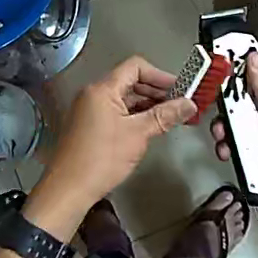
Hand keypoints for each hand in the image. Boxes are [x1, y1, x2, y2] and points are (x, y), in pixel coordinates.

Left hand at [33, 56, 196, 233]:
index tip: (180, 89)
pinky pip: (116, 110)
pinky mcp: (89, 124)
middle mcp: (94, 93)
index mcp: (103, 89)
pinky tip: (150, 127)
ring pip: (123, 97)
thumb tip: (190, 104)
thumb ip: (165, 115)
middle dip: (156, 91)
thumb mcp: (138, 135)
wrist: (67, 190)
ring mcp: (89, 109)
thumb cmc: (102, 159)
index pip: (135, 66)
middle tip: (180, 104)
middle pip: (130, 81)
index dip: (160, 75)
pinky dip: (134, 115)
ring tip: (169, 116)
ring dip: (147, 104)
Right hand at [211, 51, 257, 206]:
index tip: (214, 84)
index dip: (230, 79)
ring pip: (235, 131)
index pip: (250, 78)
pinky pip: (239, 152)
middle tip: (224, 123)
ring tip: (229, 144)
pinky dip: (235, 156)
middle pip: (237, 107)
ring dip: (228, 138)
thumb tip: (252, 56)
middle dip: (226, 115)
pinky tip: (237, 158)